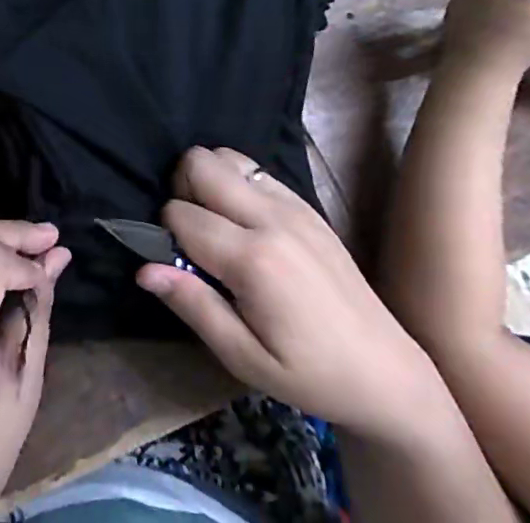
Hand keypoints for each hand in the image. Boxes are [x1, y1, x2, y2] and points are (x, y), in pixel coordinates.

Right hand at [138, 148, 454, 441]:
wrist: (385, 369)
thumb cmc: (309, 374)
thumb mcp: (243, 357)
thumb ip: (193, 305)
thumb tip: (144, 268)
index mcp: (253, 259)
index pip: (180, 213)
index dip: (166, 234)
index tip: (179, 264)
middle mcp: (272, 218)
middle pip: (200, 162)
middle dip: (181, 190)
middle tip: (192, 235)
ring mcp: (294, 205)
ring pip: (227, 156)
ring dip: (209, 181)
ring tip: (217, 225)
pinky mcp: (308, 205)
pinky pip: (257, 169)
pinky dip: (237, 183)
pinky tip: (246, 224)